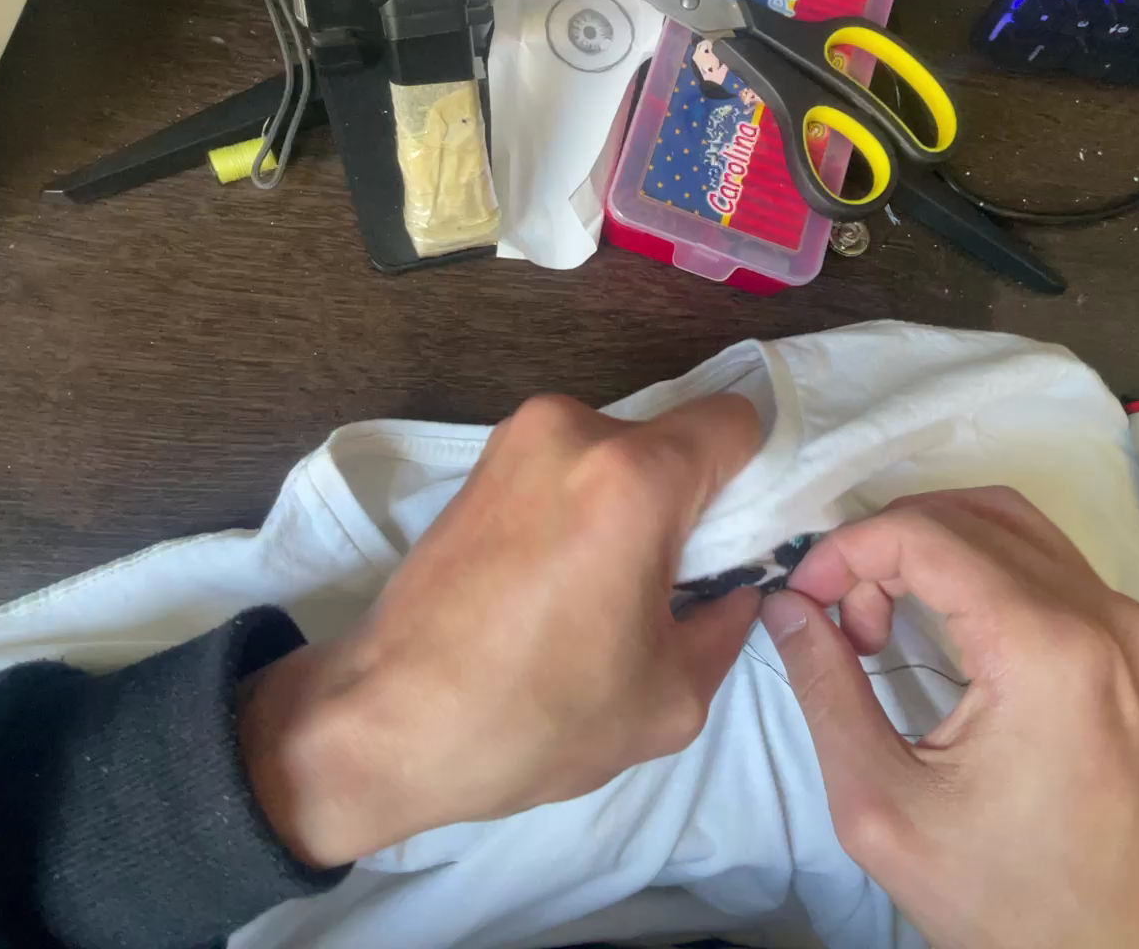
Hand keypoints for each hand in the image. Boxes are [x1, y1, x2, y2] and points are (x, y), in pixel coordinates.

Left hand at [241, 393, 763, 867]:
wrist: (385, 717)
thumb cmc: (534, 717)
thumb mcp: (668, 699)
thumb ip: (727, 625)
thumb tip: (736, 589)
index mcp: (631, 478)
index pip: (733, 421)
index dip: (752, 474)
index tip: (736, 534)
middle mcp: (573, 429)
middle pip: (673, 437)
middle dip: (689, 496)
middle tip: (670, 575)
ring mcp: (517, 435)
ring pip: (620, 448)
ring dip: (632, 499)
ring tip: (601, 580)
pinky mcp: (480, 458)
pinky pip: (568, 460)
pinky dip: (584, 498)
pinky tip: (558, 568)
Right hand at [763, 487, 1138, 948]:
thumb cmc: (1001, 899)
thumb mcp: (878, 801)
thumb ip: (822, 686)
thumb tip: (784, 603)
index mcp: (1048, 650)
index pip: (924, 534)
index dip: (846, 549)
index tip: (803, 596)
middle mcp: (1104, 617)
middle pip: (962, 516)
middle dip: (880, 548)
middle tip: (840, 617)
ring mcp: (1132, 628)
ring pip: (1005, 522)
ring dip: (924, 547)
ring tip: (882, 615)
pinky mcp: (1138, 648)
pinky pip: (1041, 559)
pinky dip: (970, 565)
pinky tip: (938, 621)